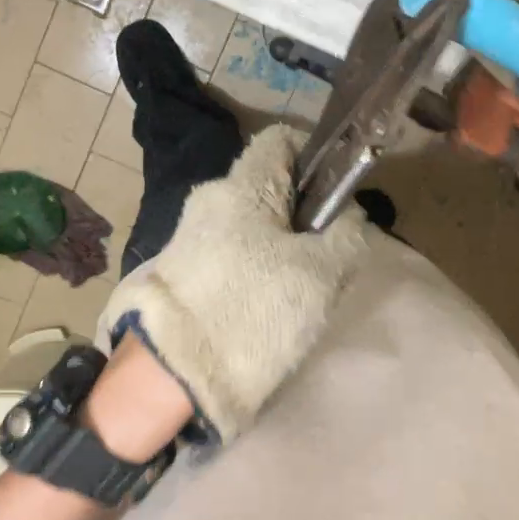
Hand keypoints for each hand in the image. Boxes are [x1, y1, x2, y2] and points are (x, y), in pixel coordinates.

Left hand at [97, 125, 370, 443]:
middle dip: (300, 218)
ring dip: (276, 251)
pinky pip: (227, 260)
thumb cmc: (253, 314)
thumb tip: (346, 213)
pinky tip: (263, 311)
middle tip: (325, 259)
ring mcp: (185, 241)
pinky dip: (251, 274)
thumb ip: (347, 233)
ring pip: (247, 229)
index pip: (279, 139)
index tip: (335, 198)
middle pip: (266, 190)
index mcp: (238, 188)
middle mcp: (205, 202)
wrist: (171, 380)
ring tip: (296, 294)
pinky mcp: (176, 278)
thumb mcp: (322, 274)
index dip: (313, 159)